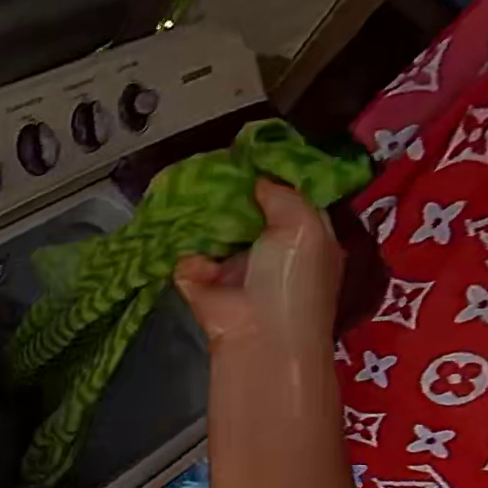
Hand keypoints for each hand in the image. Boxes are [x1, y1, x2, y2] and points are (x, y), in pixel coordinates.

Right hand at [173, 179, 341, 363]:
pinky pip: (187, 253)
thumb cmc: (292, 278)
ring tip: (189, 188)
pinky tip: (183, 235)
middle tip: (213, 167)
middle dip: (228, 191)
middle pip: (243, 210)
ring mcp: (229, 265)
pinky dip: (186, 249)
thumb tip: (257, 178)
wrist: (257, 331)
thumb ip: (283, 194)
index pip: (284, 198)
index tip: (248, 156)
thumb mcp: (304, 225)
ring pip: (211, 228)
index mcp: (301, 237)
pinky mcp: (197, 280)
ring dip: (201, 213)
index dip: (268, 177)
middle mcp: (265, 249)